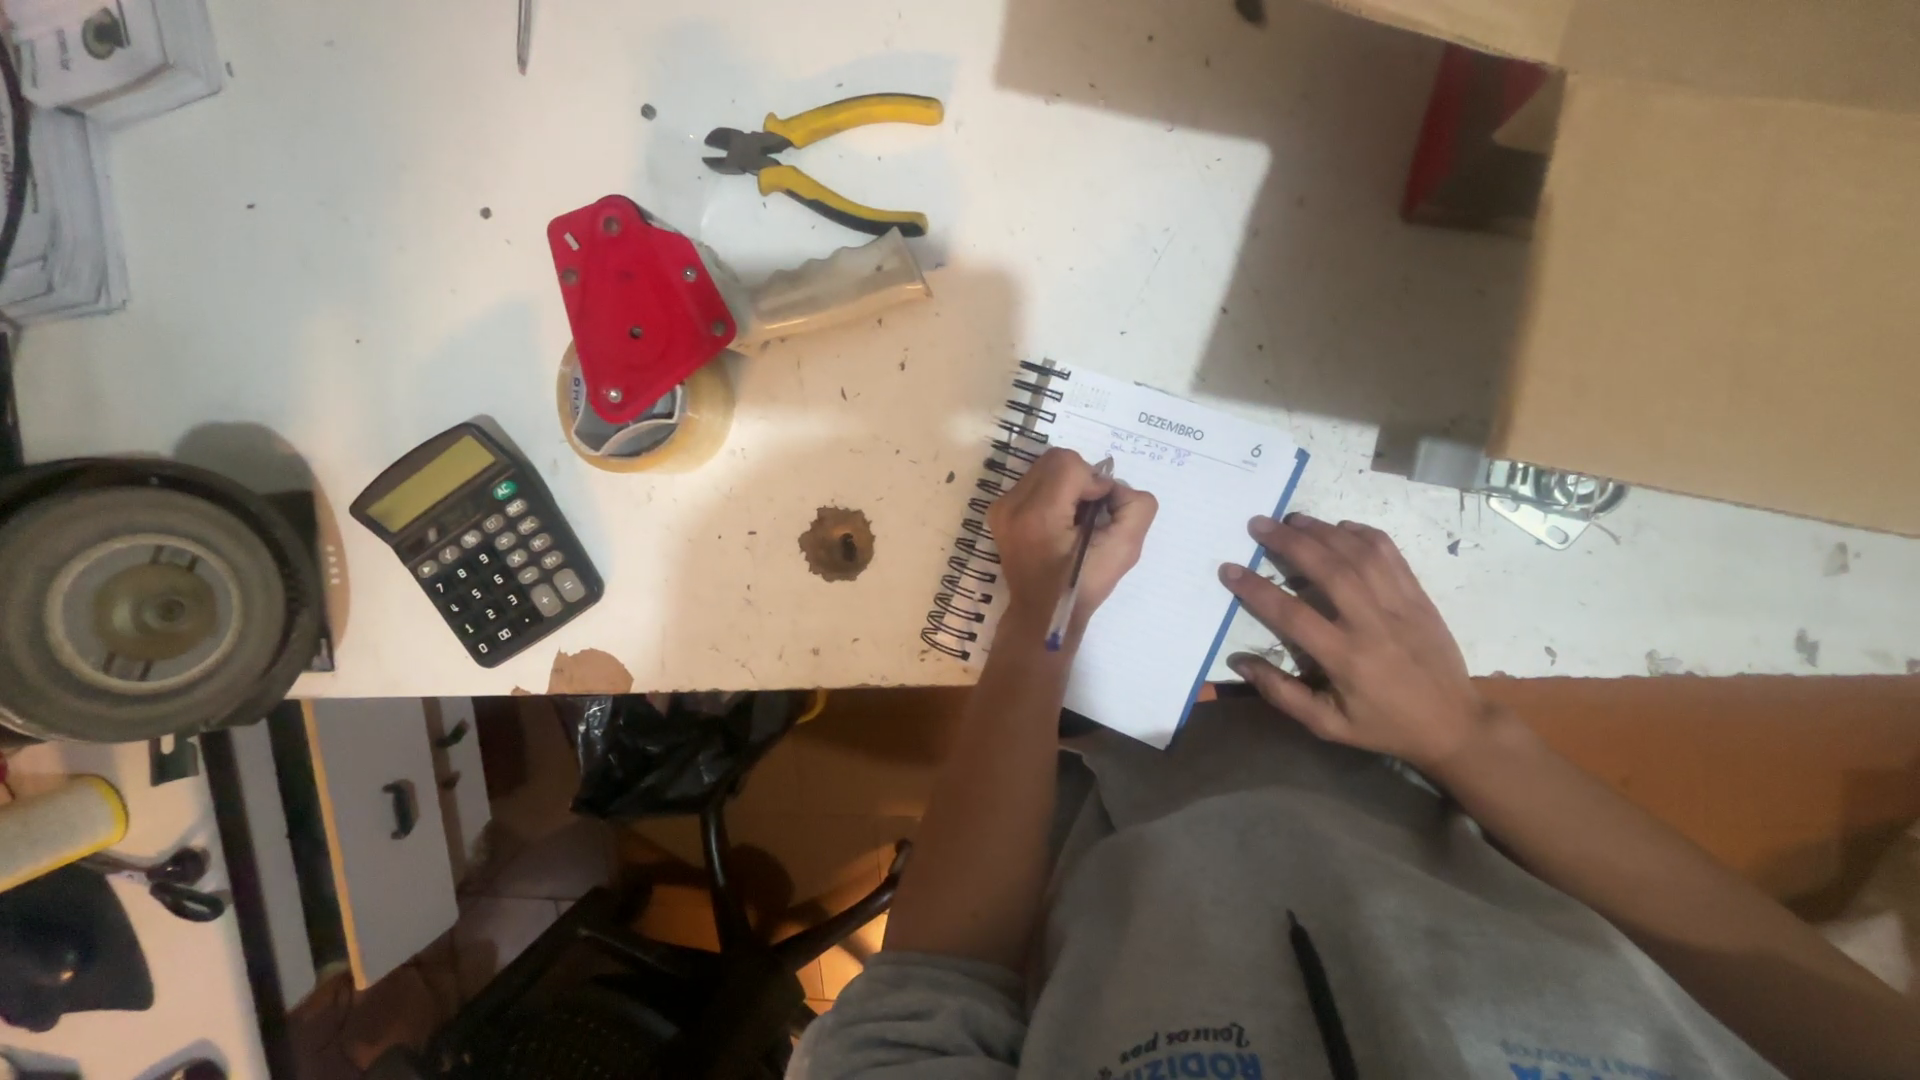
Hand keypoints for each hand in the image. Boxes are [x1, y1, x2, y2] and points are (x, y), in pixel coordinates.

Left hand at [988, 448, 1156, 630]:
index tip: (1100, 510)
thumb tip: (1112, 487)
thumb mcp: (1125, 549)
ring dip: (1067, 484)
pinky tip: (1058, 521)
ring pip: (1044, 468)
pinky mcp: (999, 511)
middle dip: (1081, 479)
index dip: (1095, 481)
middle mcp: (1012, 506)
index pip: (1070, 465)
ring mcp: (1001, 508)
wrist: (1043, 613)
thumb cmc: (1083, 585)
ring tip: (1074, 518)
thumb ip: (1136, 507)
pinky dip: (1052, 492)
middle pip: (1056, 460)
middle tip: (1090, 512)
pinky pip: (1033, 481)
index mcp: (1038, 516)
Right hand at [1218, 514, 1493, 770]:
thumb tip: (1239, 661)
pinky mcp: (1418, 596)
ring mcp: (1400, 605)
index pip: (1292, 614)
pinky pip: (1390, 554)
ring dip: (1322, 531)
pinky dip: (1362, 534)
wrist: (1454, 723)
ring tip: (1291, 519)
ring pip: (1358, 555)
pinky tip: (1338, 527)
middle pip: (1327, 570)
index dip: (1256, 589)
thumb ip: (1281, 693)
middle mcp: (1372, 623)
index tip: (1229, 569)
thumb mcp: (1327, 724)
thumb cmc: (1383, 725)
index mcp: (1346, 658)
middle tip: (1258, 525)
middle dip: (1289, 543)